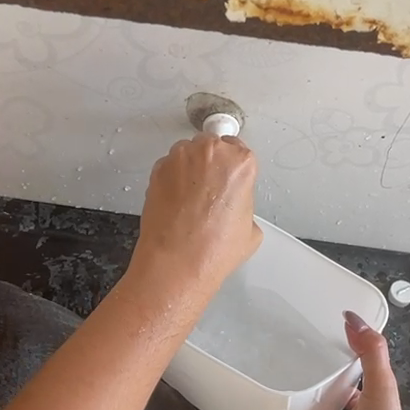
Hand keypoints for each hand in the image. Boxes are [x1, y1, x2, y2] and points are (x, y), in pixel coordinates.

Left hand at [128, 134, 261, 302]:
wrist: (176, 262)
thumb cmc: (211, 249)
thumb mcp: (250, 231)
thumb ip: (244, 206)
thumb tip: (236, 209)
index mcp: (240, 163)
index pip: (240, 152)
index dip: (233, 171)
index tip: (229, 182)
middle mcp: (210, 152)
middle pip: (212, 147)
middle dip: (211, 166)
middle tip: (211, 194)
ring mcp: (180, 158)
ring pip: (188, 154)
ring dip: (190, 171)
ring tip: (192, 202)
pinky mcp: (158, 169)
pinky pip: (169, 168)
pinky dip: (172, 180)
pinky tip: (177, 204)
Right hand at [308, 312, 409, 409]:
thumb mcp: (381, 385)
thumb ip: (371, 351)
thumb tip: (353, 319)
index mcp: (377, 395)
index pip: (364, 366)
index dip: (352, 349)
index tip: (331, 332)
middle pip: (343, 390)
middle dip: (327, 376)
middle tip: (301, 357)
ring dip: (311, 401)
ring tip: (287, 381)